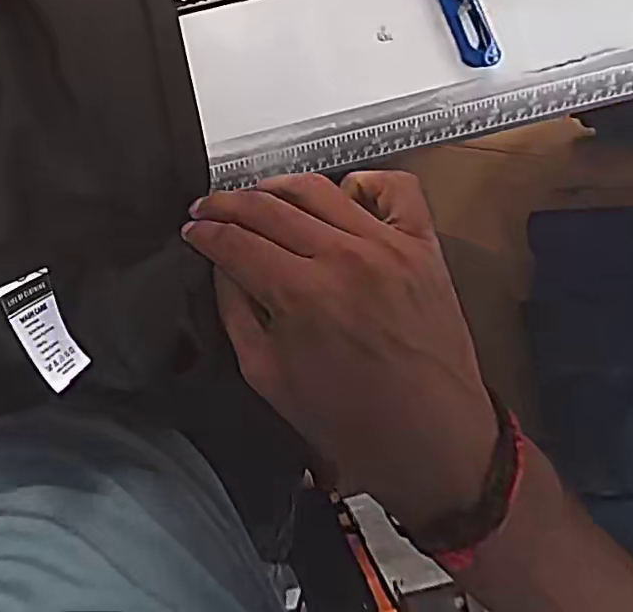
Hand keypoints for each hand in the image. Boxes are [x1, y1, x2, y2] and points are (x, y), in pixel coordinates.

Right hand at [182, 171, 495, 526]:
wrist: (438, 450)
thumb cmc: (354, 423)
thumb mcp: (265, 374)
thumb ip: (233, 308)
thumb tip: (220, 264)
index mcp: (302, 296)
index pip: (233, 239)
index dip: (203, 232)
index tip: (194, 231)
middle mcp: (344, 261)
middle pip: (264, 205)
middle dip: (224, 204)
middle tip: (208, 210)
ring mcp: (388, 248)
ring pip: (314, 186)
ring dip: (273, 186)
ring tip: (257, 198)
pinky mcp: (423, 248)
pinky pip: (393, 187)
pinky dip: (362, 181)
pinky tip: (340, 195)